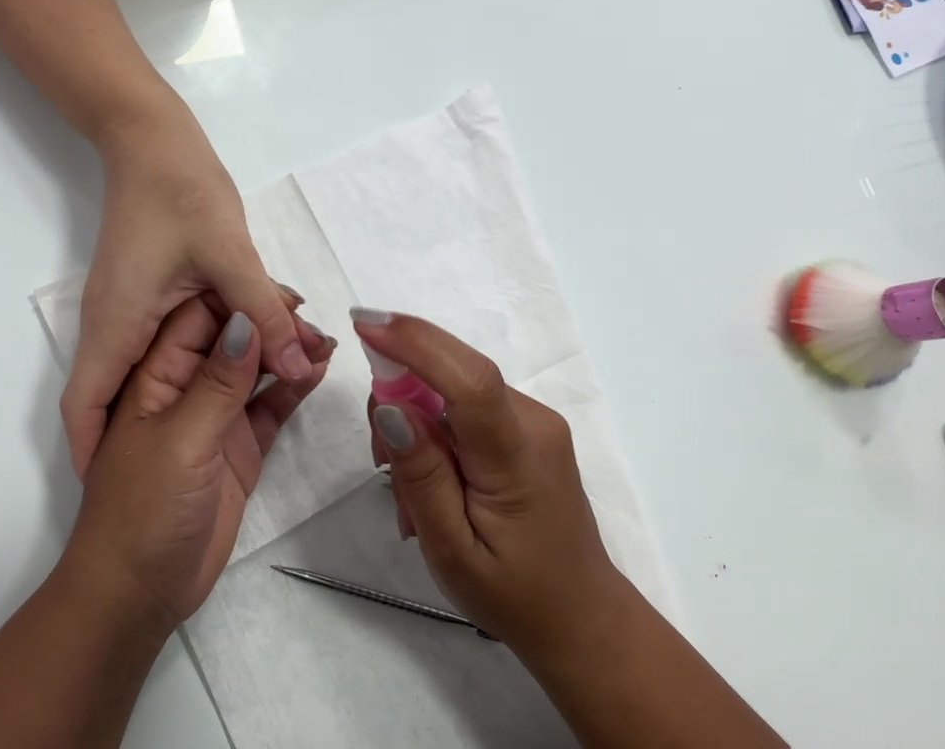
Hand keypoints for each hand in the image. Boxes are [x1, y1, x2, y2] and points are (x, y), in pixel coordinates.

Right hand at [64, 121, 316, 473]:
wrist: (154, 139)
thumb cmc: (180, 193)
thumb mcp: (230, 256)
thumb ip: (263, 314)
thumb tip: (301, 366)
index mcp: (117, 324)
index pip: (86, 403)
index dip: (91, 452)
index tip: (113, 494)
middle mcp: (115, 325)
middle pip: (128, 394)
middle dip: (170, 425)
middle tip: (213, 459)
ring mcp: (131, 309)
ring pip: (164, 367)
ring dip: (206, 384)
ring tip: (256, 404)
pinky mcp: (149, 295)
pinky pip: (177, 342)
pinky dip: (215, 354)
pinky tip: (265, 355)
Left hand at [66, 299, 332, 624]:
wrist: (139, 590)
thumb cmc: (144, 508)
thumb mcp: (181, 440)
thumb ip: (216, 384)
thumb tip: (247, 321)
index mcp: (154, 376)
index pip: (195, 320)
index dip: (236, 301)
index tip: (283, 293)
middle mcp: (184, 388)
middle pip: (228, 341)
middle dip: (268, 326)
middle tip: (314, 317)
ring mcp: (213, 418)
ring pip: (252, 372)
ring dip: (284, 355)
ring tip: (326, 340)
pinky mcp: (238, 448)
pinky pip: (267, 408)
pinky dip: (291, 390)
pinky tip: (318, 372)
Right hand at [359, 312, 622, 658]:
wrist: (580, 618)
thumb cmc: (514, 595)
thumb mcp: (452, 550)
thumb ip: (421, 475)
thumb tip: (389, 405)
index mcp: (518, 456)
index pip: (469, 379)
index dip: (416, 343)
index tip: (364, 325)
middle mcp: (533, 422)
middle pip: (452, 375)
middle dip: (400, 395)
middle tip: (382, 465)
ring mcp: (534, 422)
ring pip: (452, 389)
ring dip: (415, 423)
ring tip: (412, 495)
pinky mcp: (527, 429)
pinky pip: (465, 407)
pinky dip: (435, 432)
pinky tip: (432, 483)